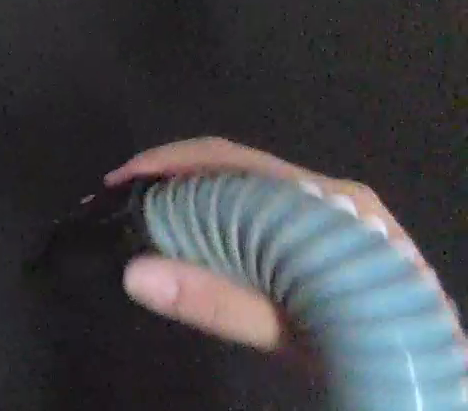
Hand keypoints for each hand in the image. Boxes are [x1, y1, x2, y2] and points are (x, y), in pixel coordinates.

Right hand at [106, 137, 454, 352]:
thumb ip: (222, 303)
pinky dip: (205, 211)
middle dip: (163, 178)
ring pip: (235, 185)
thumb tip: (131, 274)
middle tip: (114, 200)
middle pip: (227, 167)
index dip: (164, 163)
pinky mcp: (317, 233)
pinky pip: (249, 205)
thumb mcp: (296, 333)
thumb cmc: (367, 351)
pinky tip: (182, 229)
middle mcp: (327, 195)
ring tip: (136, 212)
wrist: (428, 384)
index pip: (230, 158)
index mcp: (330, 201)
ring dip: (180, 195)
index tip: (114, 183)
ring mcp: (326, 212)